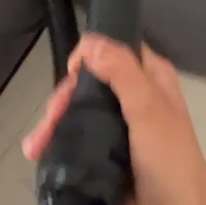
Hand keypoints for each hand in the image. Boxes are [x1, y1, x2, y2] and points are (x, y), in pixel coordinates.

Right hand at [23, 37, 205, 204]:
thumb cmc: (169, 162)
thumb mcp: (150, 111)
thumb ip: (122, 72)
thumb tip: (89, 41)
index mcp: (151, 79)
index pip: (116, 49)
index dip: (91, 55)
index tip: (72, 73)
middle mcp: (135, 99)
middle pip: (90, 84)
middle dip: (64, 99)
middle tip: (48, 121)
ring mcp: (120, 130)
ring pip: (80, 112)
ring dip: (54, 124)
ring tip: (35, 146)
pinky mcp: (107, 158)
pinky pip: (78, 141)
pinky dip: (57, 144)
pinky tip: (40, 152)